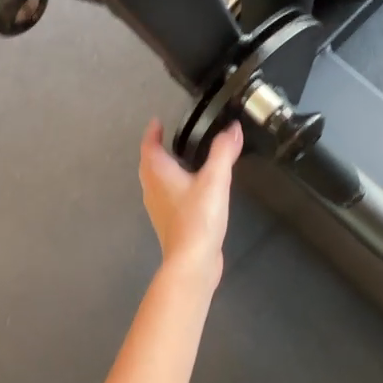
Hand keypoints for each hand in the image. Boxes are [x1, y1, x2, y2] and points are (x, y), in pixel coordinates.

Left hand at [138, 119, 242, 270]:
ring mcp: (157, 208)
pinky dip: (175, 186)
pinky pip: (167, 196)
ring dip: (165, 169)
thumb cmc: (198, 217)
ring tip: (184, 160)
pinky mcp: (168, 222)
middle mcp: (152, 188)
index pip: (149, 145)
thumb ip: (223, 152)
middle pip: (149, 163)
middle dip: (158, 149)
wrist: (192, 261)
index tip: (158, 122)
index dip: (153, 131)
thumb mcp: (215, 180)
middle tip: (172, 139)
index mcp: (157, 173)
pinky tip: (192, 189)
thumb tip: (233, 128)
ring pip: (157, 181)